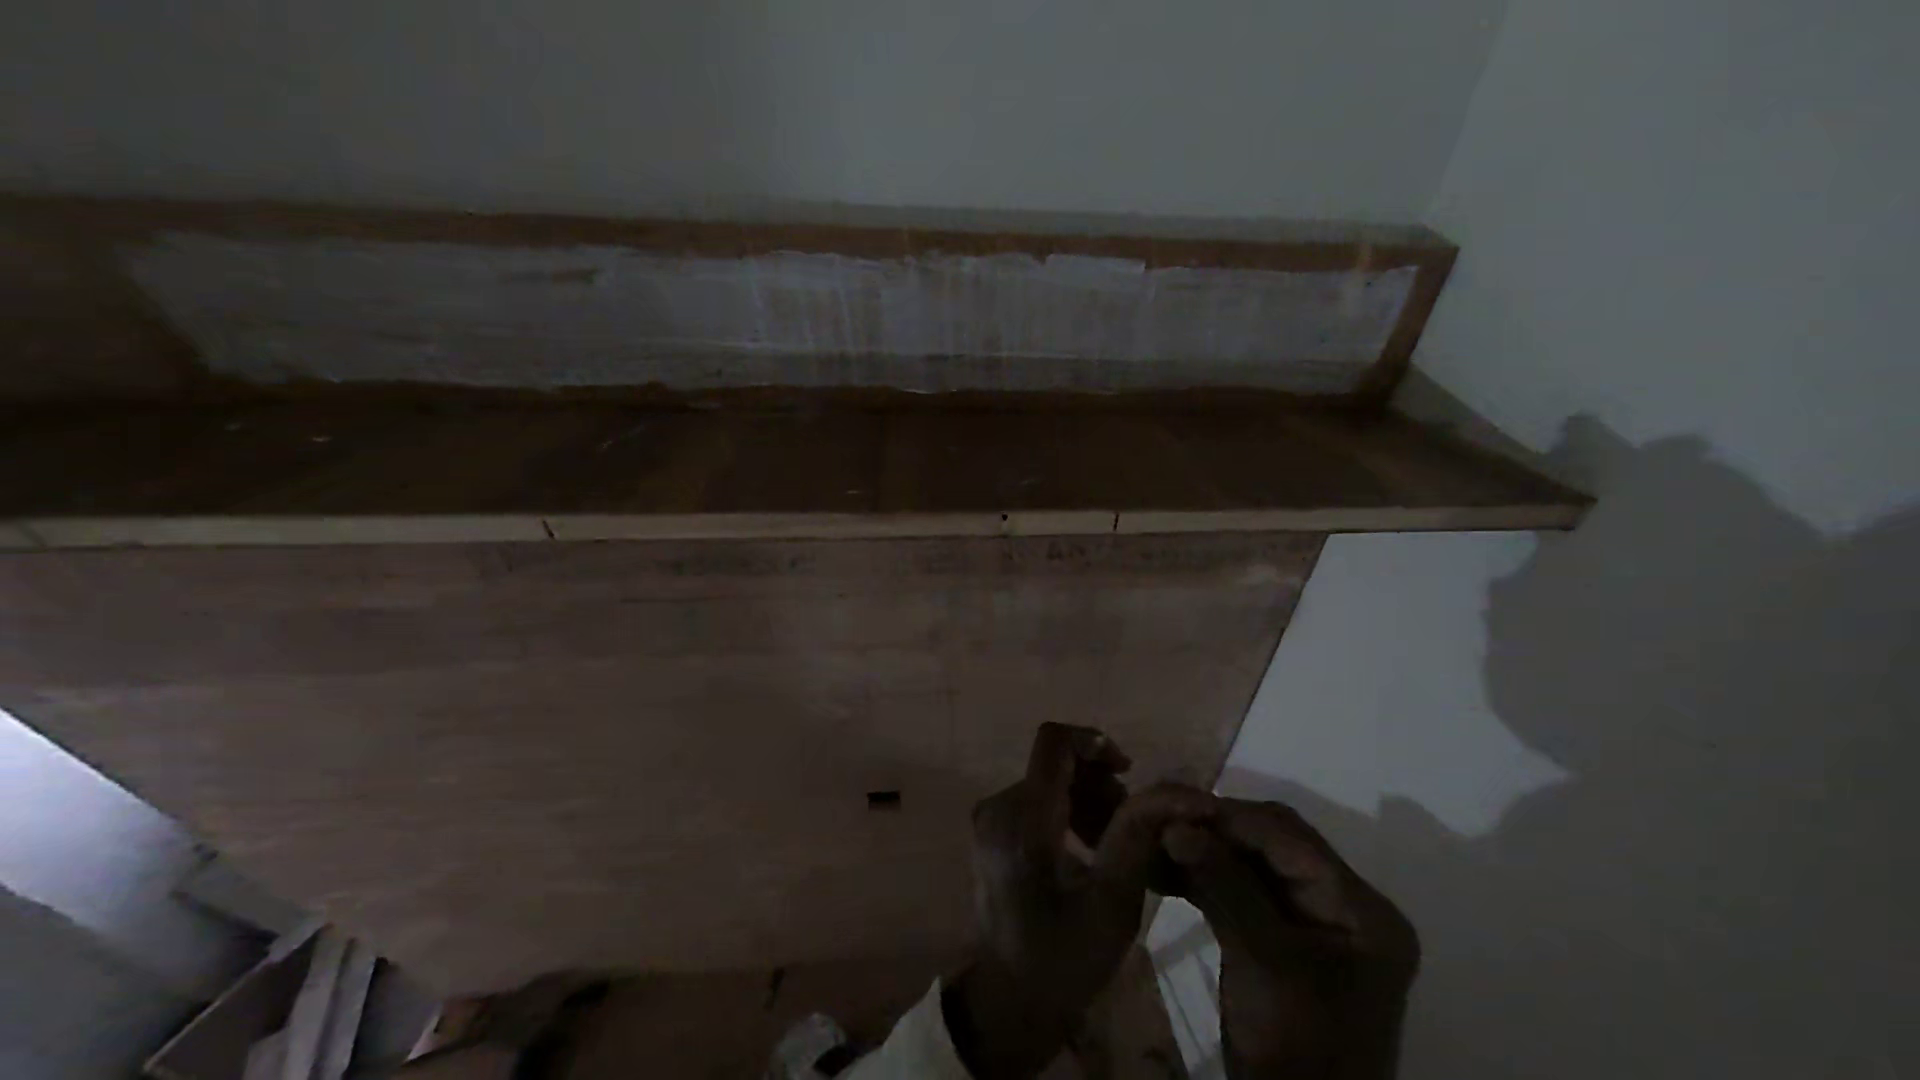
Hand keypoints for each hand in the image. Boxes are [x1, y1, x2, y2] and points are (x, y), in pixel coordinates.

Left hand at [943, 723, 1213, 1078]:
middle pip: (1055, 763)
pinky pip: (1035, 799)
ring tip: (1115, 842)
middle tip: (1132, 826)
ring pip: (1048, 781)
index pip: (1054, 742)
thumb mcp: (1114, 902)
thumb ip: (1140, 835)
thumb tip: (1180, 792)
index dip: (1095, 743)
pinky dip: (1067, 810)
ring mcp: (989, 818)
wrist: (1008, 998)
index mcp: (1024, 819)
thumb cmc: (1064, 957)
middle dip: (1098, 782)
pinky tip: (1089, 847)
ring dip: (1086, 798)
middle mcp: (997, 806)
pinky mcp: (991, 831)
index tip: (1128, 773)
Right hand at [1163, 800, 1419, 1079]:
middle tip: (1163, 821)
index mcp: (1360, 909)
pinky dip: (1204, 880)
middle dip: (1216, 830)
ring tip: (1155, 842)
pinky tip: (1163, 872)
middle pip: (1272, 845)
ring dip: (1204, 852)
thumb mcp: (1263, 963)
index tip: (1175, 807)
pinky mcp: (1280, 940)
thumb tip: (1176, 825)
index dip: (1232, 818)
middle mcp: (1341, 905)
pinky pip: (1240, 892)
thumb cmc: (1298, 1049)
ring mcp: (1311, 922)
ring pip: (1251, 864)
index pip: (1291, 838)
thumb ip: (1224, 886)